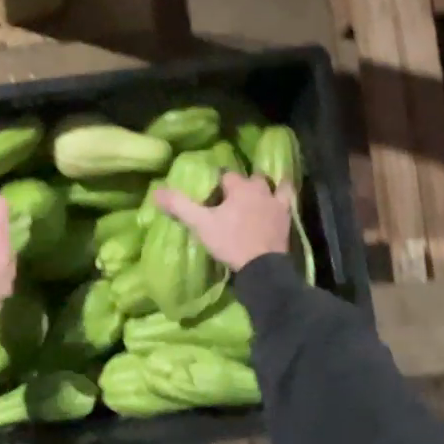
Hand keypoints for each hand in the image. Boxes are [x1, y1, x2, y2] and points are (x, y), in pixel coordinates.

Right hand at [154, 172, 292, 271]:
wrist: (262, 267)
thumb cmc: (230, 241)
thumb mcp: (200, 224)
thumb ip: (179, 205)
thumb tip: (156, 191)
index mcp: (240, 187)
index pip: (225, 176)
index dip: (217, 184)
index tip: (210, 197)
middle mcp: (261, 189)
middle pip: (249, 179)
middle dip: (241, 185)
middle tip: (230, 199)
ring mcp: (277, 203)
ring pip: (271, 186)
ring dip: (263, 188)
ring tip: (254, 198)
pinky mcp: (287, 218)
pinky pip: (287, 200)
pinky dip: (283, 197)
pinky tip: (277, 202)